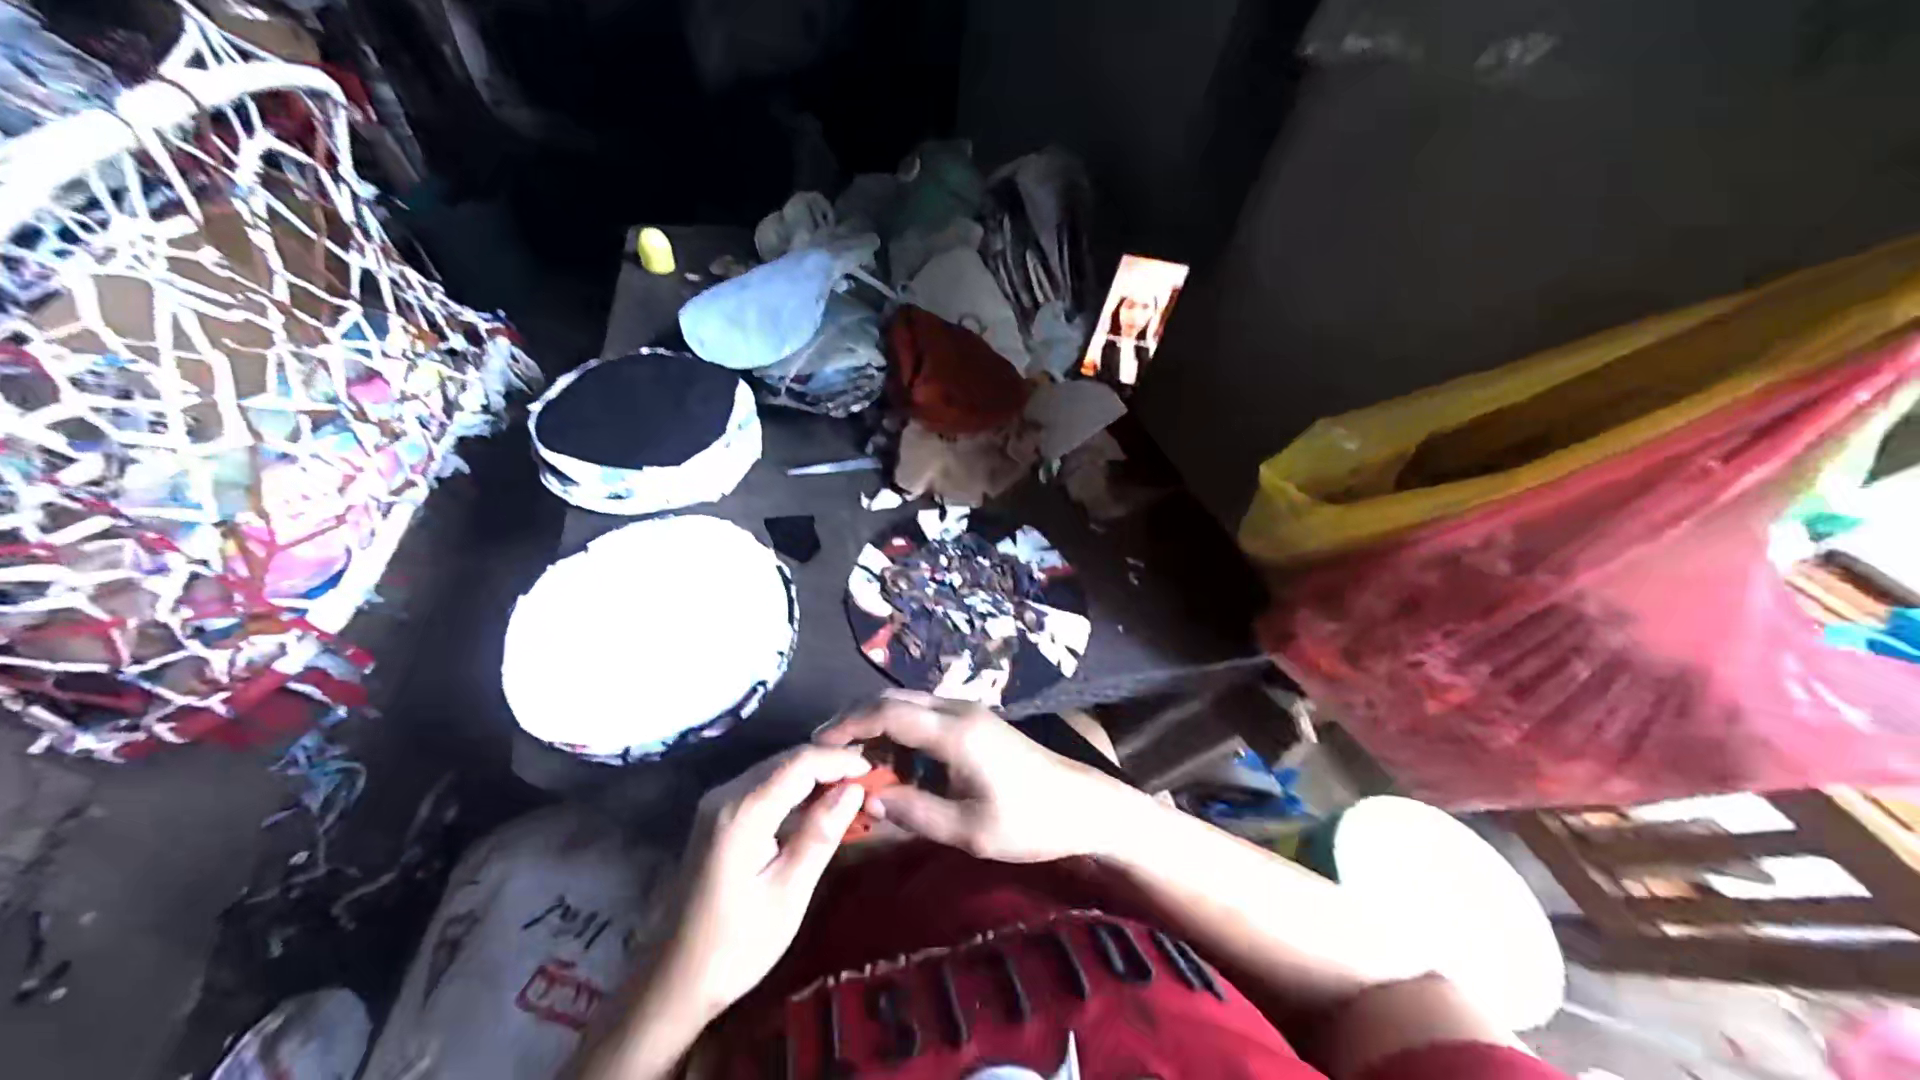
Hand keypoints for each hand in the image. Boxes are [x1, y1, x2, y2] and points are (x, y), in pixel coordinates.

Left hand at [657, 745, 870, 1020]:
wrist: (672, 982)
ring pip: (776, 770)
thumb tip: (854, 789)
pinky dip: (795, 788)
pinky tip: (819, 804)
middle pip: (786, 760)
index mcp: (742, 813)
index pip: (799, 763)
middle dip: (830, 763)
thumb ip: (820, 834)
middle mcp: (725, 795)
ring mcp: (717, 804)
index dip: (840, 760)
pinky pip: (764, 786)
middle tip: (871, 780)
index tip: (875, 769)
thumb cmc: (736, 945)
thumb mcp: (789, 892)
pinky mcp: (717, 817)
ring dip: (814, 774)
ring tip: (854, 790)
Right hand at [814, 691, 1145, 862]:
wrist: (1082, 805)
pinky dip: (899, 728)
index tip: (817, 744)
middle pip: (894, 699)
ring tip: (852, 756)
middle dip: (856, 717)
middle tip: (825, 748)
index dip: (849, 724)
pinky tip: (892, 759)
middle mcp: (959, 710)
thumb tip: (869, 797)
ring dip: (877, 722)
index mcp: (955, 733)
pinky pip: (925, 713)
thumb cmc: (1029, 822)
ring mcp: (969, 712)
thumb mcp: (969, 830)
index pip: (889, 713)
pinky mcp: (975, 721)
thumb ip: (915, 812)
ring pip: (909, 703)